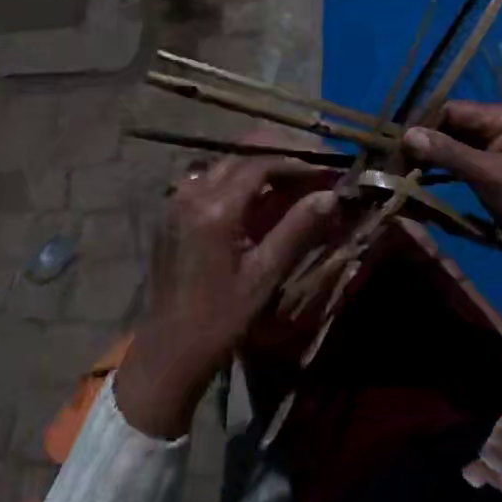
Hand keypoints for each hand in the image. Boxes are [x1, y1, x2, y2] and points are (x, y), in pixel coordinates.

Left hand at [117, 150, 341, 437]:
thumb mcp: (264, 274)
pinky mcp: (172, 211)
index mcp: (215, 208)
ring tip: (291, 177)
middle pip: (241, 155)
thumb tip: (330, 196)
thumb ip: (297, 229)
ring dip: (257, 164)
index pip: (260, 163)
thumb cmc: (221, 317)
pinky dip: (236, 178)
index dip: (297, 161)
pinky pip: (208, 178)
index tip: (326, 168)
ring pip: (224, 163)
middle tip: (313, 166)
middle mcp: (191, 192)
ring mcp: (177, 200)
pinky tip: (258, 195)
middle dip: (279, 155)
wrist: (170, 346)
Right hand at [404, 102, 501, 321]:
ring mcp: (493, 156)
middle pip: (447, 129)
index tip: (391, 145)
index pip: (449, 110)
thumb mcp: (491, 175)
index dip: (420, 125)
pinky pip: (457, 170)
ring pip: (449, 151)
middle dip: (419, 144)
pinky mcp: (490, 179)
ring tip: (396, 175)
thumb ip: (448, 153)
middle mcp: (496, 130)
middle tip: (389, 164)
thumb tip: (406, 134)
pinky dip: (438, 177)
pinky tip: (416, 186)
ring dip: (426, 162)